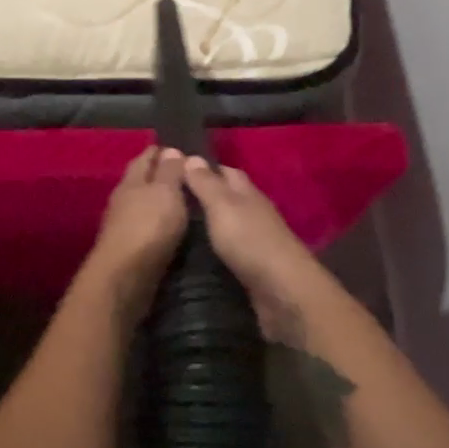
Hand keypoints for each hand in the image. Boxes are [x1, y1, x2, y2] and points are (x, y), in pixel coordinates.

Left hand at [86, 147, 189, 319]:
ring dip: (162, 203)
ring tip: (187, 203)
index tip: (181, 148)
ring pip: (144, 206)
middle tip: (190, 176)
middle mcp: (124, 200)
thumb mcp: (165, 192)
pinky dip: (161, 225)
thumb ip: (170, 171)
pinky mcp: (129, 251)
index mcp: (132, 181)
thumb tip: (170, 149)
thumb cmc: (148, 227)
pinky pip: (148, 229)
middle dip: (162, 176)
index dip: (162, 151)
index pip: (146, 157)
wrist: (124, 279)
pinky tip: (175, 230)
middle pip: (143, 181)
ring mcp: (123, 226)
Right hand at [182, 157, 324, 337]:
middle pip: (227, 198)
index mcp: (247, 193)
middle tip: (166, 202)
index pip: (225, 172)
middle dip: (201, 197)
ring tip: (171, 228)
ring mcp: (255, 241)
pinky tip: (193, 255)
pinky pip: (228, 251)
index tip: (174, 170)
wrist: (282, 292)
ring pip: (227, 225)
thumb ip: (206, 184)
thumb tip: (191, 155)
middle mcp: (253, 213)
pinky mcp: (253, 268)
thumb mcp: (223, 206)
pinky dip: (212, 249)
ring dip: (206, 225)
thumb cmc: (250, 241)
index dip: (203, 168)